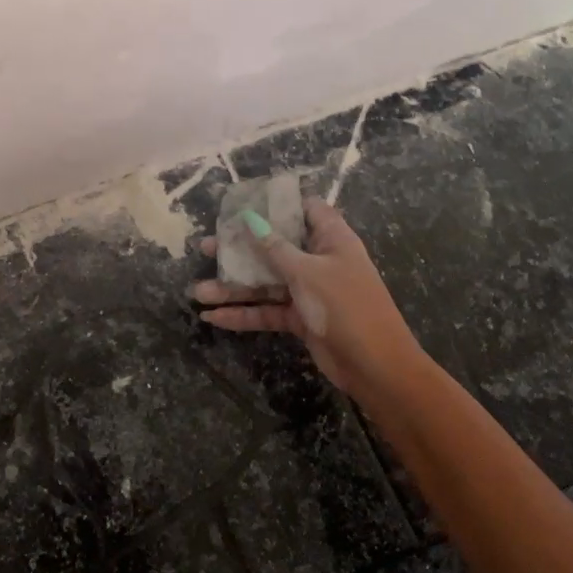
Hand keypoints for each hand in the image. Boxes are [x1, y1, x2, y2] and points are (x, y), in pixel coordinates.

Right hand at [193, 197, 425, 398]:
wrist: (376, 368)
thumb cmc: (346, 307)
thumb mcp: (307, 273)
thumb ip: (274, 248)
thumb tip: (249, 219)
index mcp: (330, 239)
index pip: (305, 210)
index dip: (276, 204)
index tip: (242, 204)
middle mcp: (318, 261)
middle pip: (273, 247)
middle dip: (238, 249)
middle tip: (204, 247)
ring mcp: (308, 291)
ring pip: (265, 282)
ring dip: (232, 287)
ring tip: (196, 291)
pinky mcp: (300, 319)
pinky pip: (267, 311)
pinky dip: (243, 314)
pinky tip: (213, 317)